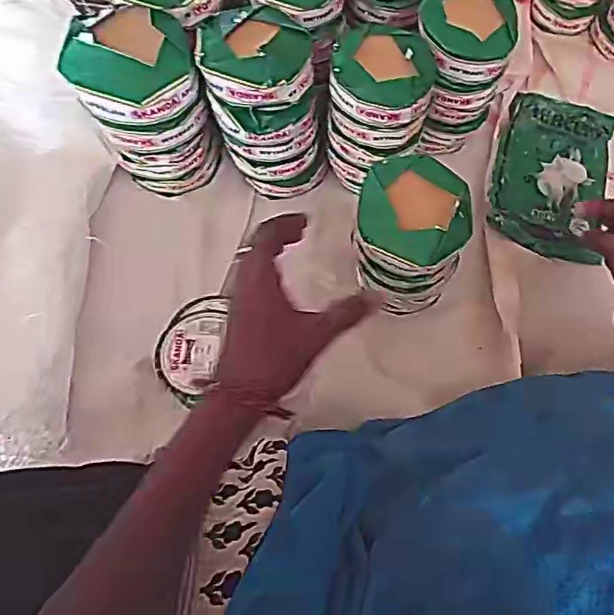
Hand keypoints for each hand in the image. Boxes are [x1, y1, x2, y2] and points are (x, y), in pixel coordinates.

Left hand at [213, 214, 372, 400]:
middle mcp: (245, 282)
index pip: (267, 237)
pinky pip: (248, 274)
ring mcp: (237, 296)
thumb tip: (377, 297)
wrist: (240, 393)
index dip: (286, 224)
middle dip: (278, 232)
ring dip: (269, 248)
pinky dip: (264, 265)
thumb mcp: (318, 335)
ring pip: (250, 259)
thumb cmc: (275, 359)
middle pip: (256, 243)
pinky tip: (281, 280)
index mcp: (261, 279)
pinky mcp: (236, 310)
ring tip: (292, 248)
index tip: (305, 221)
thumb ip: (347, 313)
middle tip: (301, 231)